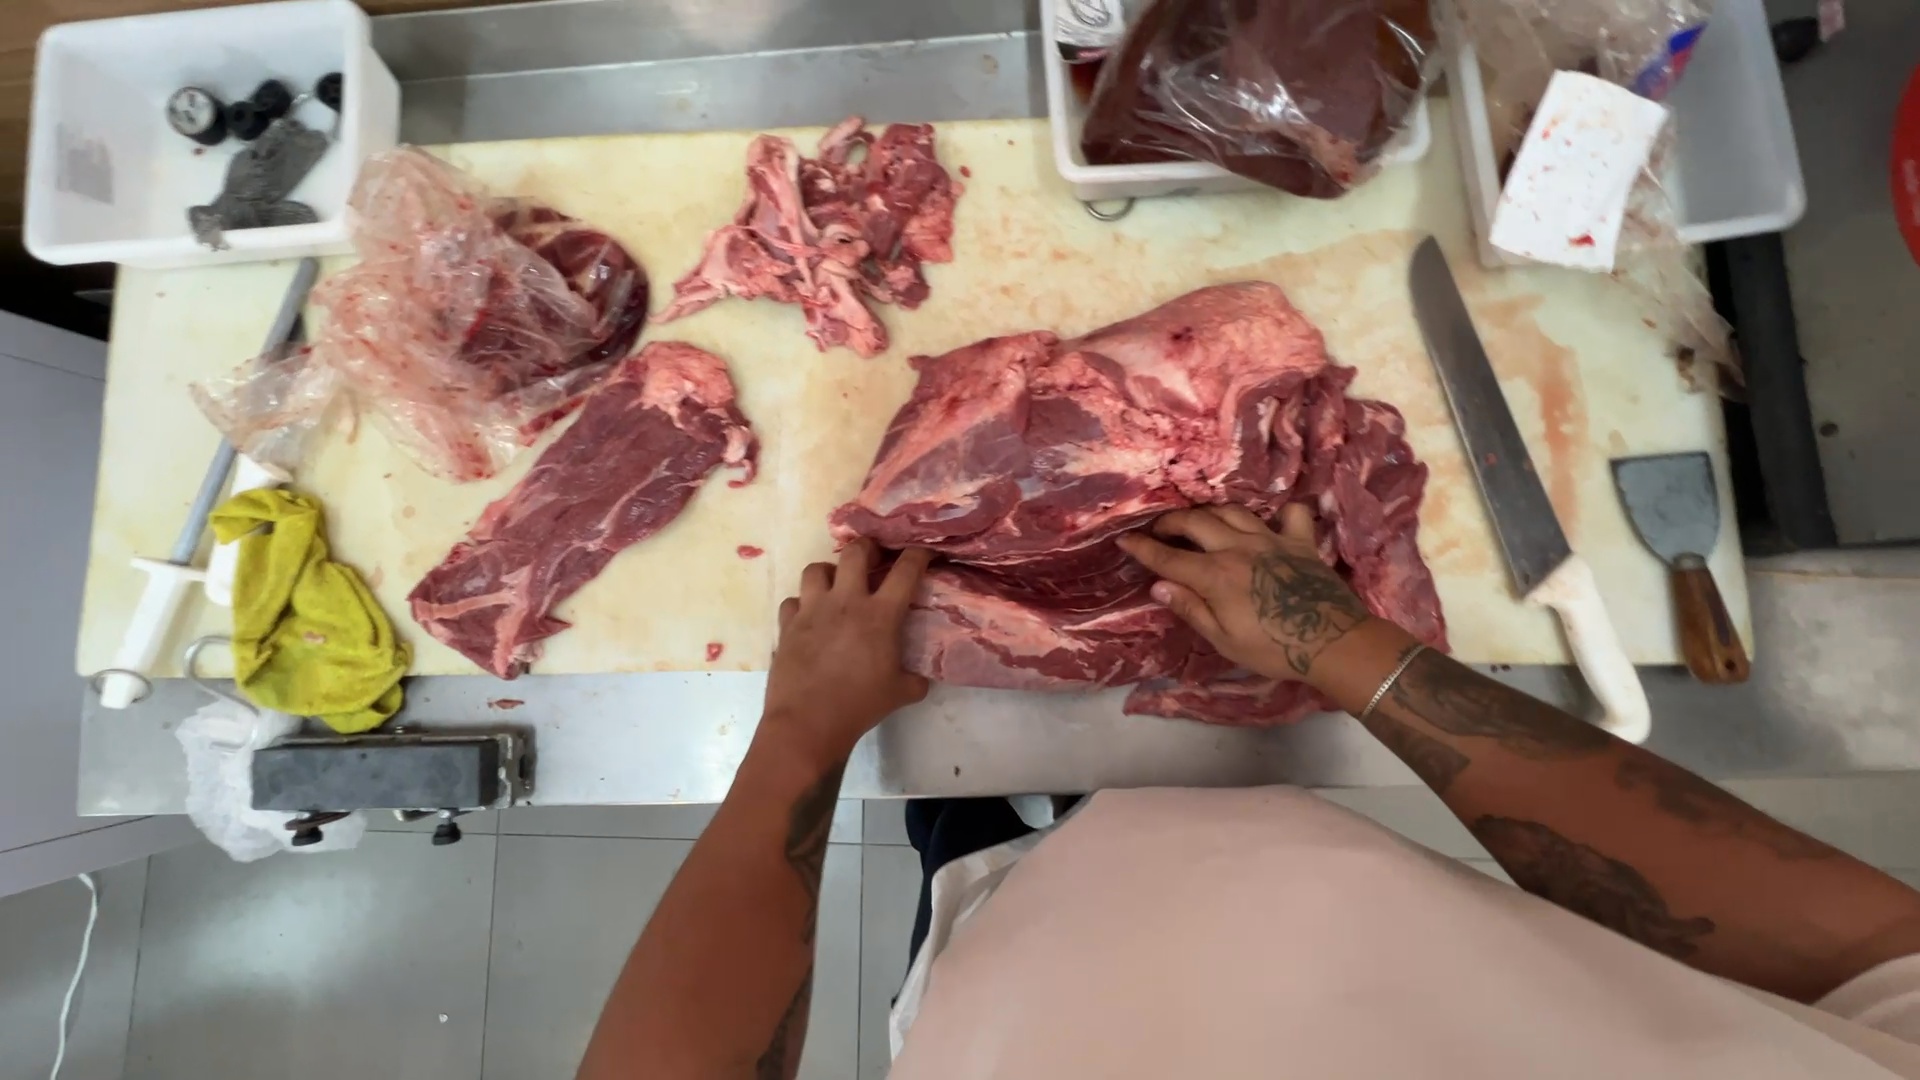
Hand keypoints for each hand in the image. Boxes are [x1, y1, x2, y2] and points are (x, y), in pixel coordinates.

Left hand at [761, 540, 933, 767]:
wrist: (806, 724)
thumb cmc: (859, 706)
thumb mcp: (900, 693)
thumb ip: (915, 679)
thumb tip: (922, 678)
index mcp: (879, 615)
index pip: (905, 570)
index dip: (918, 554)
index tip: (924, 551)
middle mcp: (845, 602)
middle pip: (856, 552)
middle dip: (868, 548)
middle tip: (874, 558)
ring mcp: (812, 611)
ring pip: (816, 569)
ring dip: (829, 572)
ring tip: (836, 585)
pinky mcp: (787, 626)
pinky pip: (793, 601)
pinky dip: (802, 605)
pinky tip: (809, 618)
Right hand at [1117, 504, 1373, 684]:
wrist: (1335, 644)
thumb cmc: (1274, 650)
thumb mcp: (1223, 640)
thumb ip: (1190, 608)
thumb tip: (1158, 586)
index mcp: (1215, 576)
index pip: (1168, 558)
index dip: (1142, 549)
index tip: (1124, 541)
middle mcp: (1238, 548)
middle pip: (1195, 522)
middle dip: (1170, 522)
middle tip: (1159, 530)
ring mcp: (1272, 540)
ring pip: (1232, 511)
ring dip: (1209, 513)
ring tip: (1200, 522)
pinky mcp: (1301, 542)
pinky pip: (1292, 514)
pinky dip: (1280, 512)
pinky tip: (1271, 522)